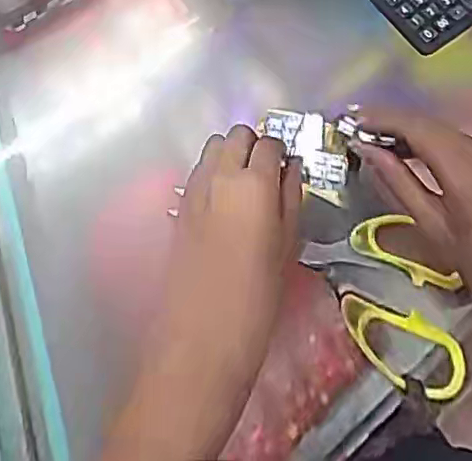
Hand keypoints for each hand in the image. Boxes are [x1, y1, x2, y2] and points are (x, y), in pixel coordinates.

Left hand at [107, 126, 300, 460]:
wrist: (200, 337)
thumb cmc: (257, 298)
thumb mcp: (287, 247)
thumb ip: (291, 198)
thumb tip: (291, 169)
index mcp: (254, 182)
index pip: (270, 143)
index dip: (282, 152)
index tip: (288, 168)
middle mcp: (221, 173)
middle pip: (237, 134)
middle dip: (254, 145)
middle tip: (267, 173)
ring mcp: (195, 186)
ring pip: (214, 146)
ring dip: (231, 153)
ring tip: (245, 185)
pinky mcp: (180, 203)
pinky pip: (199, 169)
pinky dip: (213, 171)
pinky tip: (224, 202)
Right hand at [352, 109, 471, 311]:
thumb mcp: (433, 230)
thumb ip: (399, 184)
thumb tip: (368, 150)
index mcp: (465, 173)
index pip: (417, 129)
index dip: (383, 120)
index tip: (354, 122)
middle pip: (429, 123)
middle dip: (392, 121)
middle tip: (359, 128)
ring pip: (442, 128)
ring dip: (410, 129)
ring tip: (377, 138)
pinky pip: (456, 139)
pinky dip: (429, 139)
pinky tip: (411, 150)